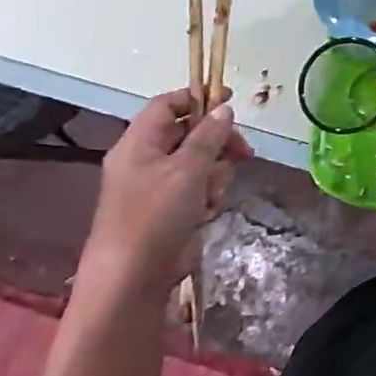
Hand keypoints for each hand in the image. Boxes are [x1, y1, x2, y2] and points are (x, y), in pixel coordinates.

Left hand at [81, 89, 252, 294]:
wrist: (132, 278)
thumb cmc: (155, 215)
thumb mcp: (187, 169)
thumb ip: (208, 136)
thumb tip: (224, 109)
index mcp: (139, 143)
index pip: (168, 104)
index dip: (198, 97)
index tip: (230, 100)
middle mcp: (145, 159)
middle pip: (190, 133)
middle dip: (218, 143)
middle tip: (244, 153)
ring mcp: (156, 186)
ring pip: (199, 162)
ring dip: (215, 174)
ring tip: (213, 194)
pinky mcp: (169, 209)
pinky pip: (197, 188)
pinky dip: (207, 195)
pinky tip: (207, 211)